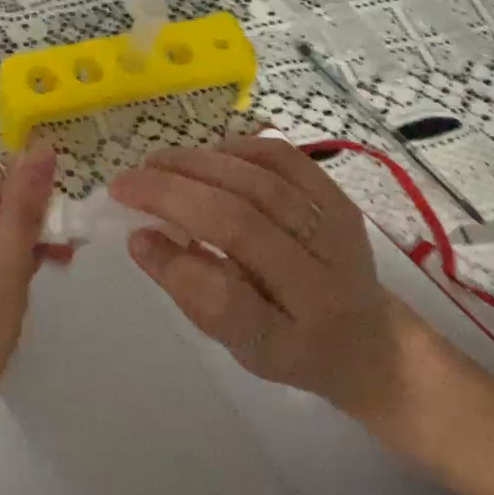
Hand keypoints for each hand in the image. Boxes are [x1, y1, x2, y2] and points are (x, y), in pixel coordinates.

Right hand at [110, 135, 404, 413]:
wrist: (368, 338)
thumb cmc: (289, 344)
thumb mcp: (239, 344)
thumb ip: (194, 294)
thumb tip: (140, 237)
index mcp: (291, 338)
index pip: (230, 302)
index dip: (175, 266)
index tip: (133, 237)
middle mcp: (322, 284)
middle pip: (243, 225)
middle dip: (174, 195)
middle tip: (125, 183)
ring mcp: (338, 234)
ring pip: (261, 184)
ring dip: (198, 166)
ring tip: (154, 164)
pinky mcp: (341, 199)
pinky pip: (285, 160)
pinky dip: (237, 149)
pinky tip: (204, 156)